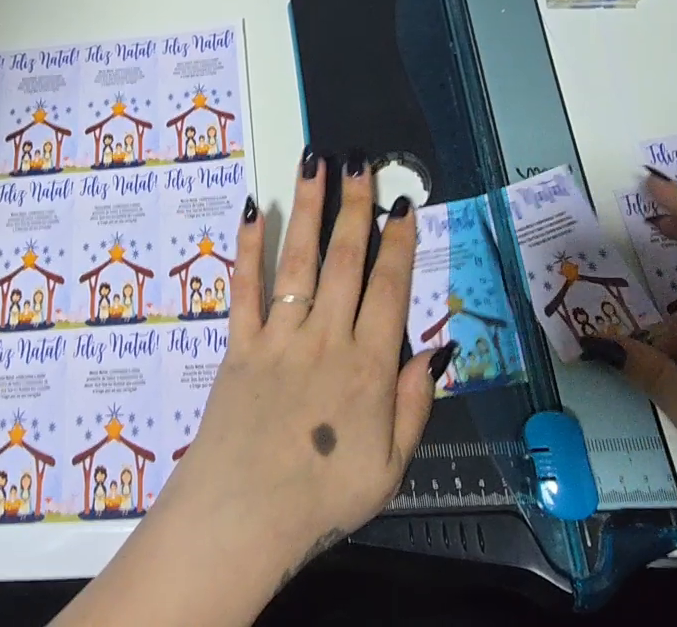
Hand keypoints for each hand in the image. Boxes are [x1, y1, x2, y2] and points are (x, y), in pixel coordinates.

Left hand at [53, 152, 448, 626]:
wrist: (245, 514)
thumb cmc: (324, 496)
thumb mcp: (392, 465)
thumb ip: (416, 403)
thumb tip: (437, 348)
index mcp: (369, 367)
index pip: (390, 289)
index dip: (399, 243)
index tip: (403, 204)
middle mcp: (326, 338)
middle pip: (345, 261)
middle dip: (354, 207)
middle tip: (359, 162)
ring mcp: (279, 336)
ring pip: (299, 261)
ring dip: (307, 209)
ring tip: (313, 164)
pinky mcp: (239, 343)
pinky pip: (246, 287)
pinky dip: (250, 248)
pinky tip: (254, 211)